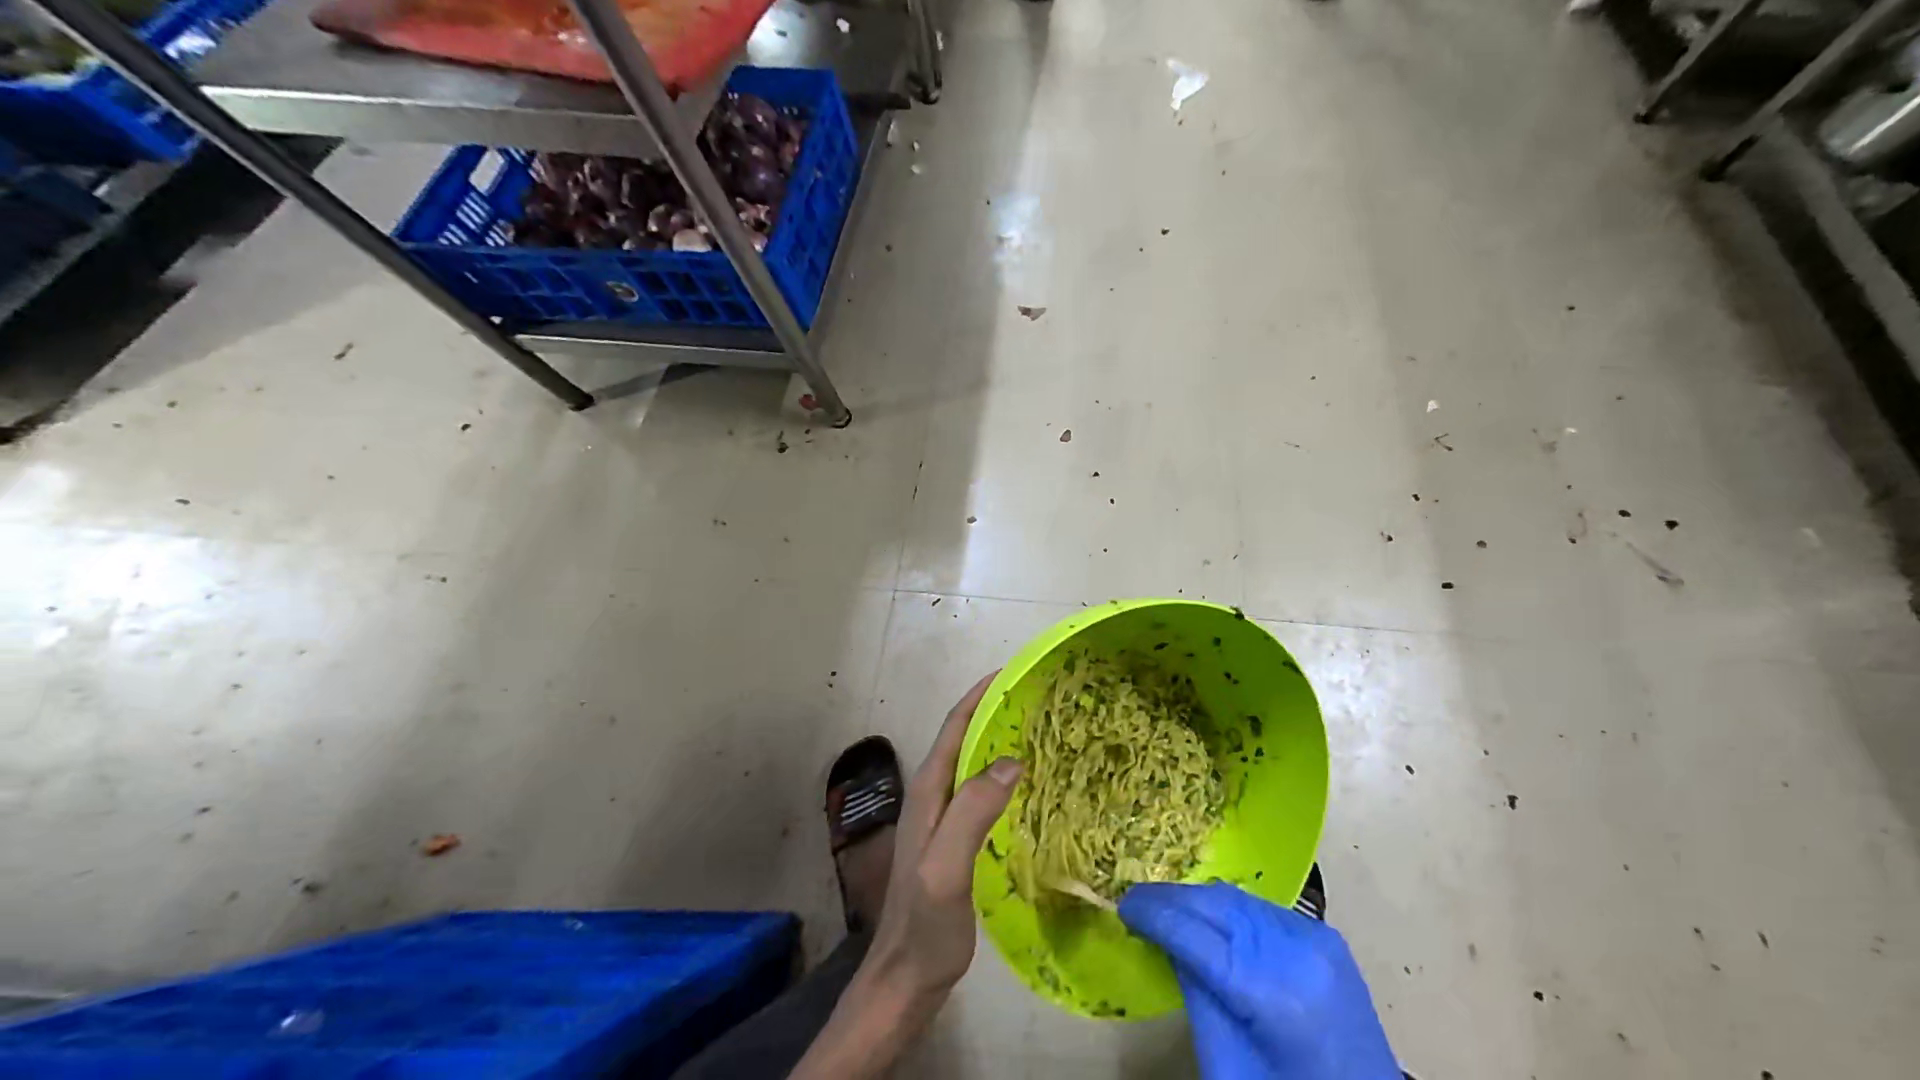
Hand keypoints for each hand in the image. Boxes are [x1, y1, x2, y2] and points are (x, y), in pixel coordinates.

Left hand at [860, 671, 1021, 1003]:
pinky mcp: (954, 842)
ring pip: (972, 765)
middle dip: (994, 713)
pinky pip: (980, 793)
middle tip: (1039, 699)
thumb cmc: (924, 924)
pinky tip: (1027, 787)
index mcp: (928, 792)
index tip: (1012, 673)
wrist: (905, 978)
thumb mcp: (946, 866)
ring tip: (1040, 732)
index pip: (954, 728)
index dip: (979, 697)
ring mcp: (942, 820)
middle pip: (963, 740)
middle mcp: (932, 797)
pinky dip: (1002, 777)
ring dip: (999, 743)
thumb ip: (972, 812)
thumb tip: (1011, 759)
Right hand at [1120, 883, 1400, 1079]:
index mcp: (1274, 996)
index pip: (1197, 936)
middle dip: (1171, 898)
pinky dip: (1227, 908)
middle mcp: (1299, 954)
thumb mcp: (1227, 1064)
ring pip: (1238, 898)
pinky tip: (1207, 918)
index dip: (1154, 915)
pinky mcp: (1326, 937)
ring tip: (1164, 906)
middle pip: (1218, 905)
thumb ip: (1195, 995)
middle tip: (1135, 901)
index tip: (1121, 905)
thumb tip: (1164, 938)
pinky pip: (1261, 908)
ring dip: (1196, 899)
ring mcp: (1317, 940)